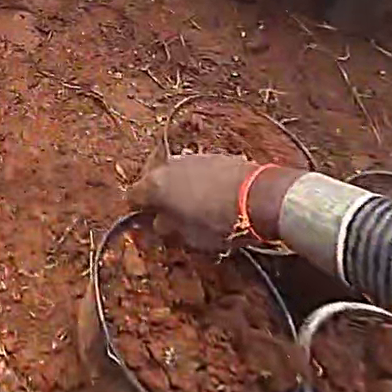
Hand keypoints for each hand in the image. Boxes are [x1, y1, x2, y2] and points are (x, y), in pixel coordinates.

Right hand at [127, 153, 306, 250]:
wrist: (259, 196)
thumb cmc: (218, 222)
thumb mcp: (189, 236)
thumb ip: (166, 227)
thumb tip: (158, 222)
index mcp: (155, 185)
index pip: (132, 196)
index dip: (137, 210)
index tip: (147, 220)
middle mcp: (166, 166)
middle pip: (152, 181)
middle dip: (158, 197)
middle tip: (170, 215)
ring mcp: (188, 158)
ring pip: (174, 174)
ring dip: (178, 187)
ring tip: (194, 205)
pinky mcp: (210, 155)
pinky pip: (194, 170)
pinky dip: (197, 181)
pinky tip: (212, 195)